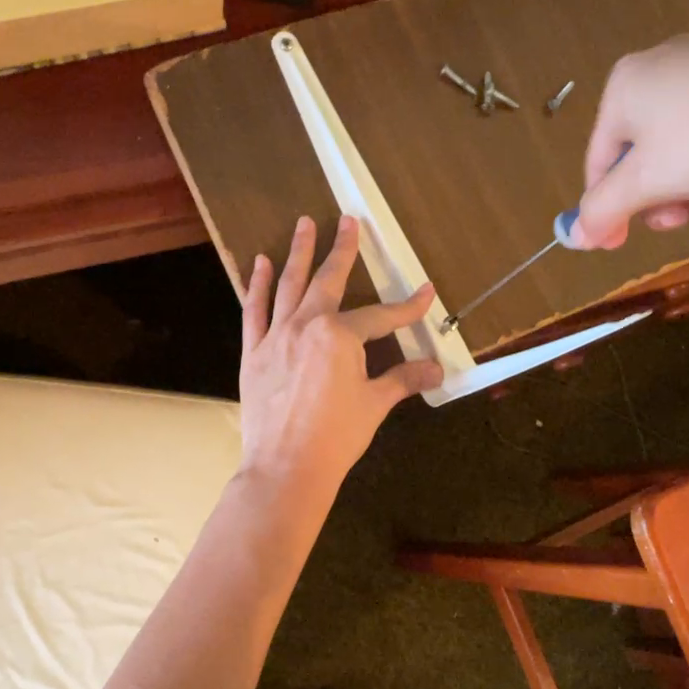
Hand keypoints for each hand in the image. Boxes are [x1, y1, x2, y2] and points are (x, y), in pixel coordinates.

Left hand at [238, 215, 444, 491]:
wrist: (285, 468)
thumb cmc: (335, 437)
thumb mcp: (375, 405)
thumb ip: (403, 379)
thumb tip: (435, 369)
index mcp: (340, 336)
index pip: (381, 316)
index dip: (407, 307)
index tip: (426, 294)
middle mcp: (306, 325)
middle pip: (328, 280)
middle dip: (342, 249)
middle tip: (348, 220)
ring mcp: (275, 336)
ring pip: (288, 285)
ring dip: (298, 253)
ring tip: (304, 224)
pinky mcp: (252, 352)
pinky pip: (253, 310)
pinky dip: (255, 285)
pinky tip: (257, 263)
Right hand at [574, 31, 688, 248]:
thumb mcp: (645, 181)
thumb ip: (602, 210)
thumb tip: (572, 236)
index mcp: (625, 88)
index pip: (598, 164)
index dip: (605, 210)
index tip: (617, 246)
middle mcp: (663, 75)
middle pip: (647, 165)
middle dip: (667, 200)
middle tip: (682, 216)